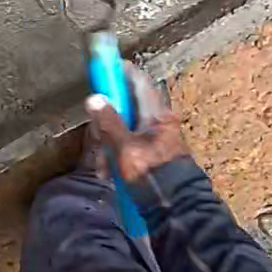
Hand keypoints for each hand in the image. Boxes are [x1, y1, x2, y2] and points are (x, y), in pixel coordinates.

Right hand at [83, 70, 190, 184]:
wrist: (176, 208)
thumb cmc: (153, 175)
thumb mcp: (125, 148)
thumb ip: (109, 122)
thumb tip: (94, 97)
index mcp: (158, 116)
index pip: (140, 83)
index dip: (123, 70)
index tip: (107, 63)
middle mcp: (159, 123)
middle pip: (125, 108)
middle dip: (106, 122)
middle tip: (97, 137)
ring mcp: (155, 139)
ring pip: (122, 129)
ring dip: (108, 145)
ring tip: (104, 166)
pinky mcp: (151, 154)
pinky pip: (126, 146)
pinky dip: (115, 155)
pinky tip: (110, 172)